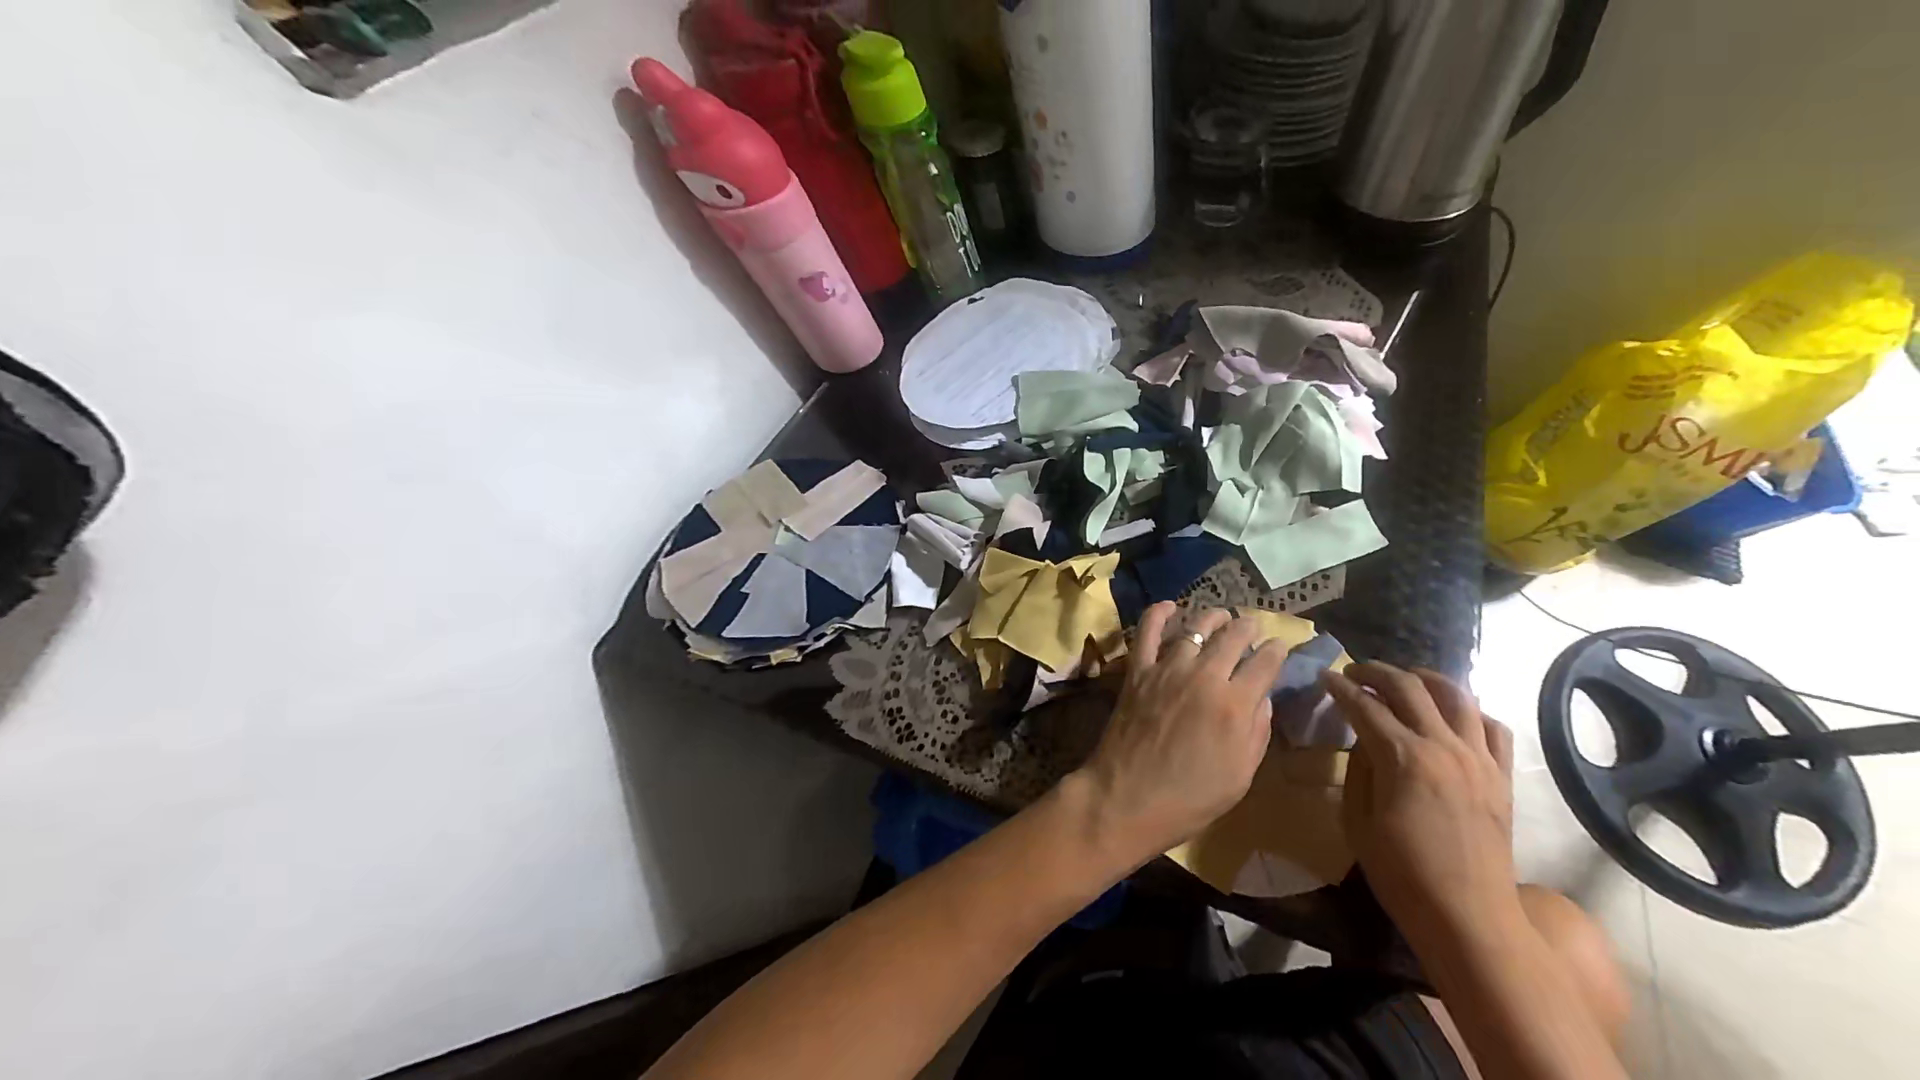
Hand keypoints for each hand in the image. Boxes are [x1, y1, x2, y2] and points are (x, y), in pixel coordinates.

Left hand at [1071, 603, 1288, 870]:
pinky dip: (1158, 614)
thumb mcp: (1241, 774)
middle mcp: (1204, 676)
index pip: (1266, 663)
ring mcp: (1167, 669)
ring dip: (1212, 617)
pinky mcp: (1138, 671)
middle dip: (1248, 627)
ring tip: (1220, 615)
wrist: (1127, 798)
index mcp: (1236, 704)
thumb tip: (1263, 697)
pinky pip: (1147, 632)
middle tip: (1252, 626)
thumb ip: (1257, 731)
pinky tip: (1170, 607)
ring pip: (1195, 627)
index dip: (1278, 651)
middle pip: (1233, 636)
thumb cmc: (1191, 798)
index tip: (1280, 647)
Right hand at [1326, 663, 1520, 943]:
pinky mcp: (1501, 777)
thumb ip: (1359, 769)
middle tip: (1354, 672)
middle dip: (1376, 672)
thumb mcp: (1357, 820)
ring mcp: (1479, 760)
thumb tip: (1363, 740)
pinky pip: (1492, 727)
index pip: (1364, 706)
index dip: (1339, 688)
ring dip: (1424, 679)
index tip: (1324, 678)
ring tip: (1404, 679)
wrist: (1468, 917)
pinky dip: (1468, 710)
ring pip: (1456, 696)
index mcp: (1403, 758)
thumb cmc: (1400, 873)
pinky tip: (1451, 715)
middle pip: (1408, 688)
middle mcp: (1444, 747)